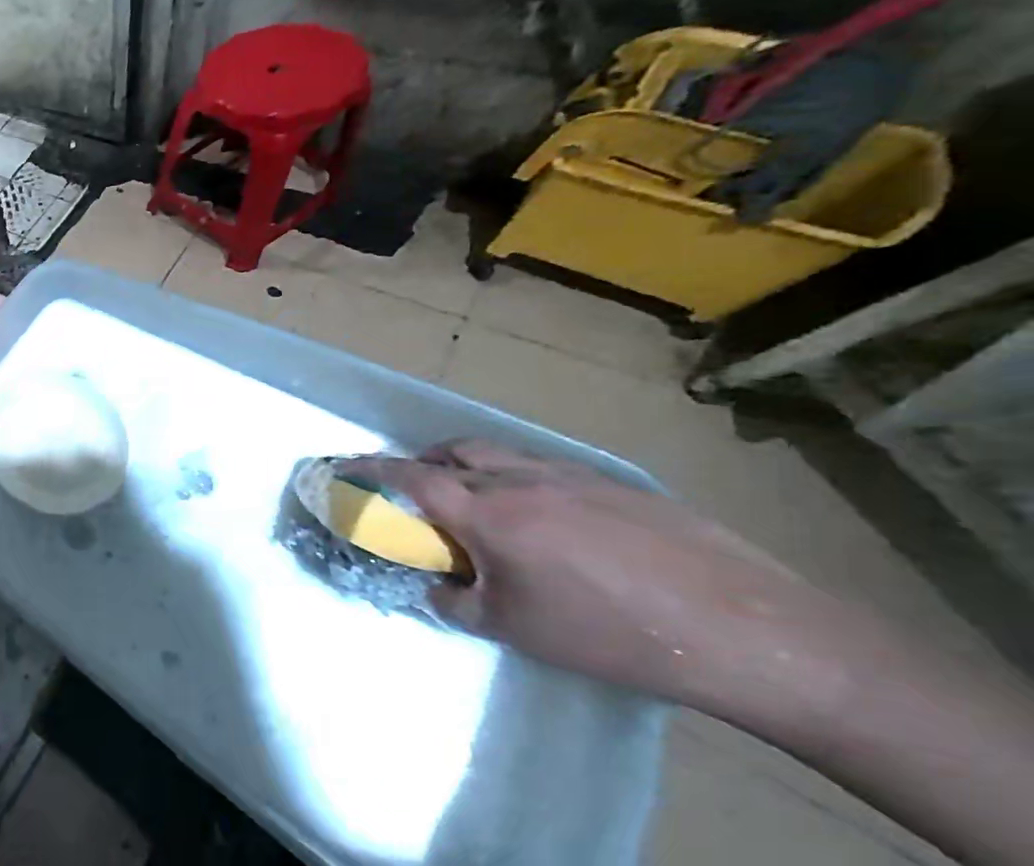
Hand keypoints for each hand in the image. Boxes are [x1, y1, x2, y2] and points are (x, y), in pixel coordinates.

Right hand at [336, 440, 817, 703]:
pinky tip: (545, 521)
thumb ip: (457, 603)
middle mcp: (520, 479)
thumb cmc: (611, 634)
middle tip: (415, 493)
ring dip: (468, 467)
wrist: (744, 629)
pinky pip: (542, 468)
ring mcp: (570, 474)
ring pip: (497, 455)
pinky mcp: (613, 483)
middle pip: (451, 453)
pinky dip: (516, 479)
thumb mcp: (517, 631)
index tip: (342, 467)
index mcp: (489, 513)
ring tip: (475, 505)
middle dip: (421, 464)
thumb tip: (435, 588)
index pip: (411, 478)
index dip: (370, 470)